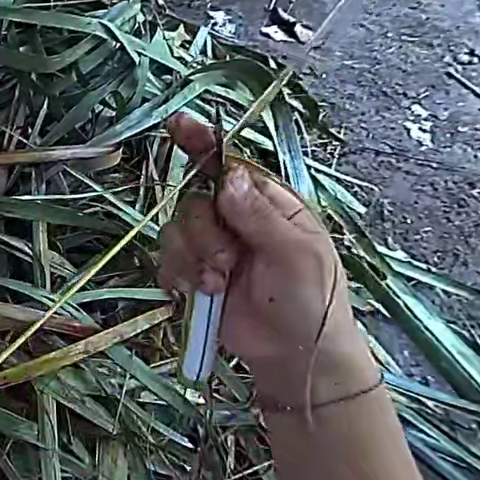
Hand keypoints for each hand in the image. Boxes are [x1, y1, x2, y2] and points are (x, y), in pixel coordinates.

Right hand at [157, 113, 376, 410]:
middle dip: (204, 234)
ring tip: (218, 285)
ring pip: (176, 231)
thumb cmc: (311, 299)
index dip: (202, 142)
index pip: (228, 164)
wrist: (293, 354)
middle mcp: (234, 218)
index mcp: (266, 202)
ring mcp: (211, 246)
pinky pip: (168, 261)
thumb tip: (226, 177)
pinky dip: (179, 276)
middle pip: (194, 202)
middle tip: (227, 263)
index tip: (177, 125)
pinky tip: (201, 294)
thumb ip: (260, 216)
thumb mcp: (296, 254)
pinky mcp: (193, 274)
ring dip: (193, 259)